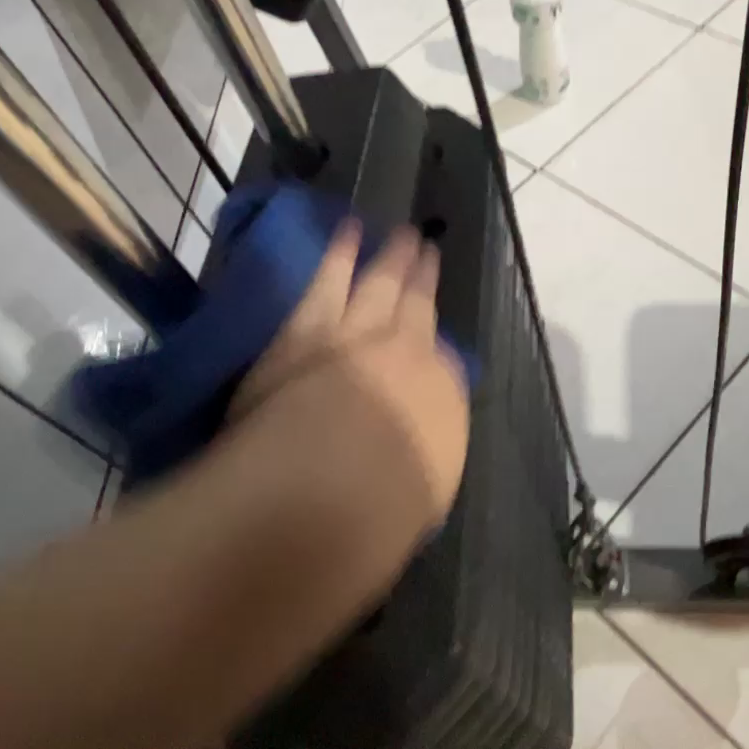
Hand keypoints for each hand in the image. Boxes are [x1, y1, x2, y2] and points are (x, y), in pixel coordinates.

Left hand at [234, 222, 470, 527]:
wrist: (326, 487)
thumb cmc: (378, 516)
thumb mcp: (415, 504)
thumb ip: (413, 468)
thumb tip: (403, 464)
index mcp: (441, 406)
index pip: (440, 370)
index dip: (433, 346)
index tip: (431, 335)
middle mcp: (408, 359)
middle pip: (417, 310)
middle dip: (423, 279)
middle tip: (428, 251)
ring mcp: (357, 337)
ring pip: (379, 286)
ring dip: (391, 258)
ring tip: (401, 234)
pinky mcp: (307, 328)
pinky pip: (327, 281)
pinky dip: (339, 254)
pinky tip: (347, 231)